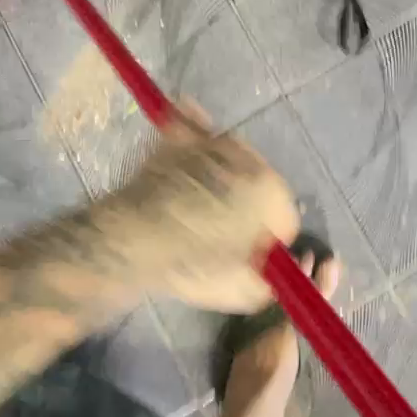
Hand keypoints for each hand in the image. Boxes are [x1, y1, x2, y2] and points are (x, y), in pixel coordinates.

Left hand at [99, 110, 298, 312]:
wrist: (130, 238)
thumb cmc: (190, 263)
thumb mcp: (240, 291)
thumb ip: (267, 278)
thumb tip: (269, 269)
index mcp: (270, 191)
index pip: (286, 216)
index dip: (271, 239)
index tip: (254, 254)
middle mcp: (249, 158)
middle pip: (262, 183)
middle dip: (252, 204)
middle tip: (228, 233)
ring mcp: (213, 142)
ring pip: (233, 159)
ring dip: (228, 176)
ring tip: (203, 204)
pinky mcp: (181, 135)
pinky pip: (196, 125)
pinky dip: (198, 128)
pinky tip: (193, 134)